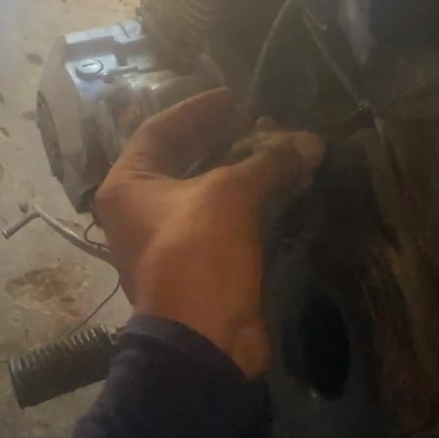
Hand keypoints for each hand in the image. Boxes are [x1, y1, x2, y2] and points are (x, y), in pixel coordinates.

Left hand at [93, 89, 324, 375]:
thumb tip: (310, 142)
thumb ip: (267, 162)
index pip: (159, 129)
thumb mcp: (230, 195)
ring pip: (206, 189)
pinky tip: (284, 186)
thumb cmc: (198, 252)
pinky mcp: (198, 260)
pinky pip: (223, 217)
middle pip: (182, 158)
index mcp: (128, 184)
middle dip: (222, 137)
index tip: (234, 97)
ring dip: (242, 168)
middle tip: (259, 120)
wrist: (203, 340)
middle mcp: (139, 207)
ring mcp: (168, 236)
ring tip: (279, 147)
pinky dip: (250, 200)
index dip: (198, 109)